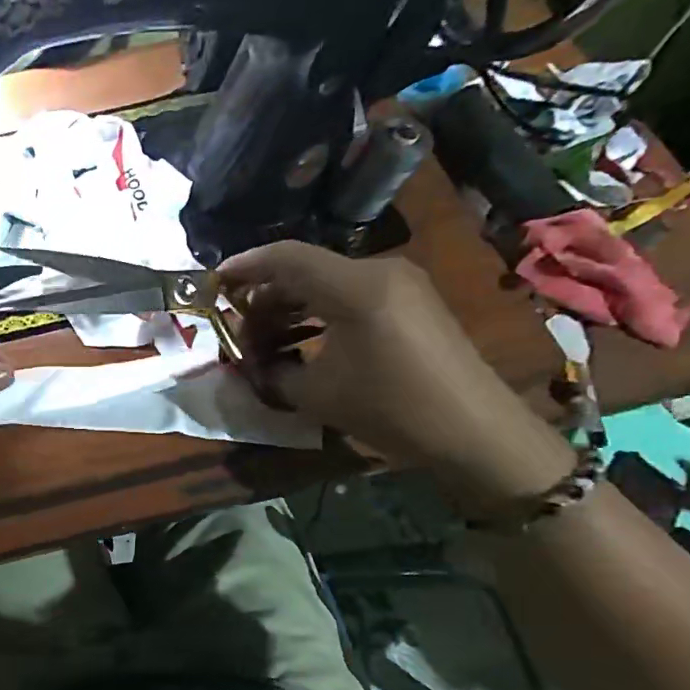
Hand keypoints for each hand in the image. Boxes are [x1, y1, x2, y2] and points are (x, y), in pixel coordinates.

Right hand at [219, 241, 572, 511]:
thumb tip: (254, 366)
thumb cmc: (392, 409)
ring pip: (328, 280)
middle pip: (305, 268)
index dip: (245, 266)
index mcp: (354, 287)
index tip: (214, 282)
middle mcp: (379, 271)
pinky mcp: (413, 300)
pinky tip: (304, 338)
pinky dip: (320, 310)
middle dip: (265, 295)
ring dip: (292, 305)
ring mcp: (401, 283)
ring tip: (265, 336)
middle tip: (239, 327)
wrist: (474, 431)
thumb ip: (274, 374)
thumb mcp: (317, 396)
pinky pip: (353, 293)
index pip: (286, 258)